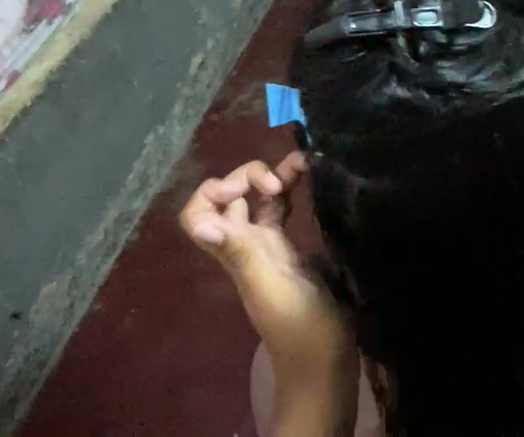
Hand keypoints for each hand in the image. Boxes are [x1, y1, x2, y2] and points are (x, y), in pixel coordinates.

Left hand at [178, 153, 352, 372]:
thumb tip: (199, 224)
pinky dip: (293, 186)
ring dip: (274, 174)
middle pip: (229, 196)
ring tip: (303, 163)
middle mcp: (243, 243)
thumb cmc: (298, 325)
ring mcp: (266, 244)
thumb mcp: (269, 285)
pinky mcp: (289, 247)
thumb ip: (240, 251)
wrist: (325, 361)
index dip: (213, 192)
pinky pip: (283, 207)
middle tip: (278, 182)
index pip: (198, 214)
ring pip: (257, 196)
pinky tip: (311, 173)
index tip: (244, 191)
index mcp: (232, 251)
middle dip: (249, 175)